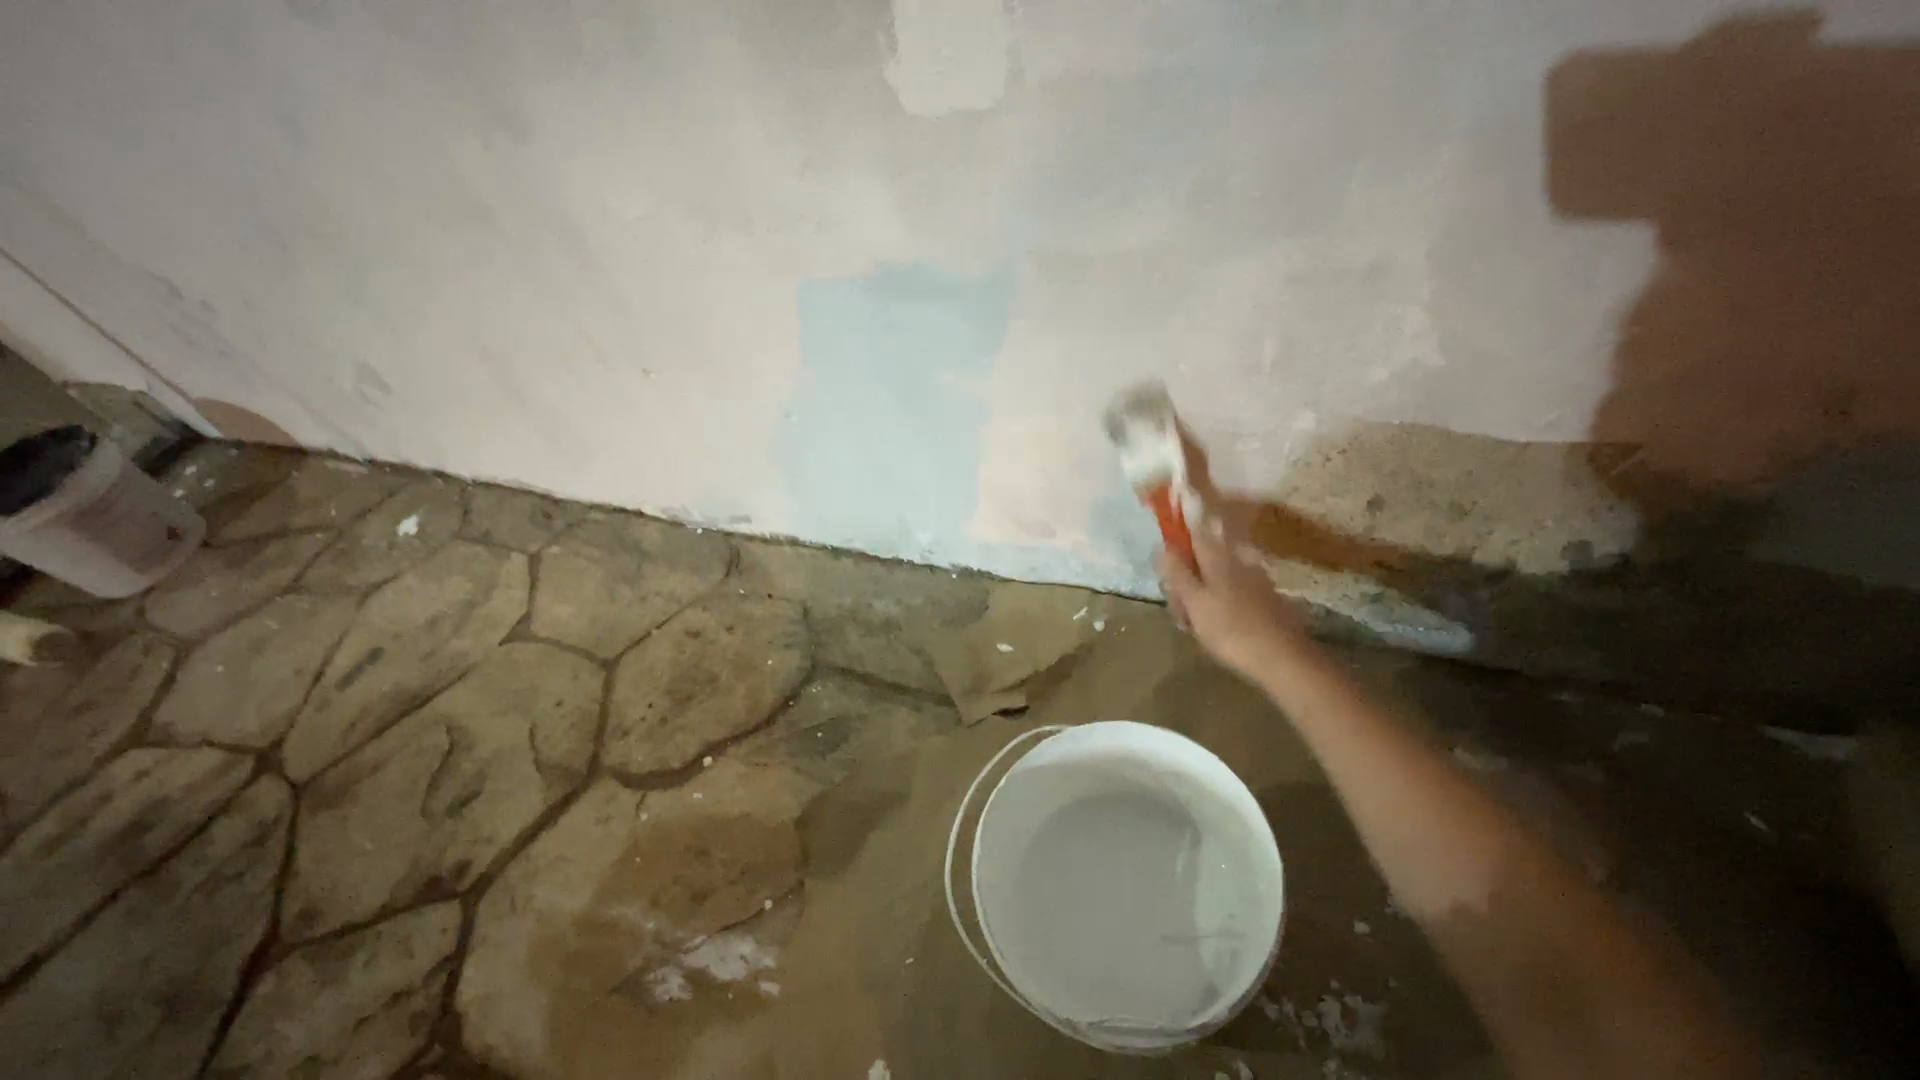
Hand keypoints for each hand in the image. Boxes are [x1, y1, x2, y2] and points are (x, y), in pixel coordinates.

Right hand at [1156, 527, 1313, 681]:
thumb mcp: (1195, 603)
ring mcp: (1256, 580)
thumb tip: (1162, 547)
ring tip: (1195, 626)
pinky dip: (1220, 606)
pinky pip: (1234, 594)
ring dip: (1202, 597)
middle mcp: (1239, 561)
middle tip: (1179, 610)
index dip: (1178, 539)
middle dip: (1187, 579)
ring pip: (1218, 579)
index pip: (1194, 533)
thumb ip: (1177, 574)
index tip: (1167, 563)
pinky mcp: (1267, 599)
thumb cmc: (1230, 630)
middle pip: (1204, 560)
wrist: (1282, 658)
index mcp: (1218, 558)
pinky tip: (1218, 629)